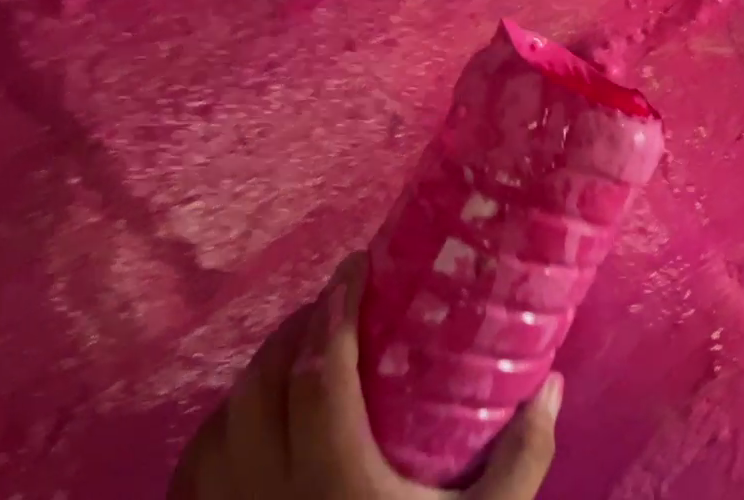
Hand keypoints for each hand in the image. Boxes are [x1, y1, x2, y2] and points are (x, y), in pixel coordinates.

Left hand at [168, 253, 559, 499]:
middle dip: (295, 329)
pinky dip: (218, 430)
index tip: (355, 266)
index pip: (319, 374)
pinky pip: (190, 475)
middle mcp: (269, 498)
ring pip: (218, 425)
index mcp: (336, 484)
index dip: (334, 312)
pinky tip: (249, 422)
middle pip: (260, 386)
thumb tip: (553, 383)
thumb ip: (523, 458)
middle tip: (335, 302)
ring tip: (296, 351)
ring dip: (255, 374)